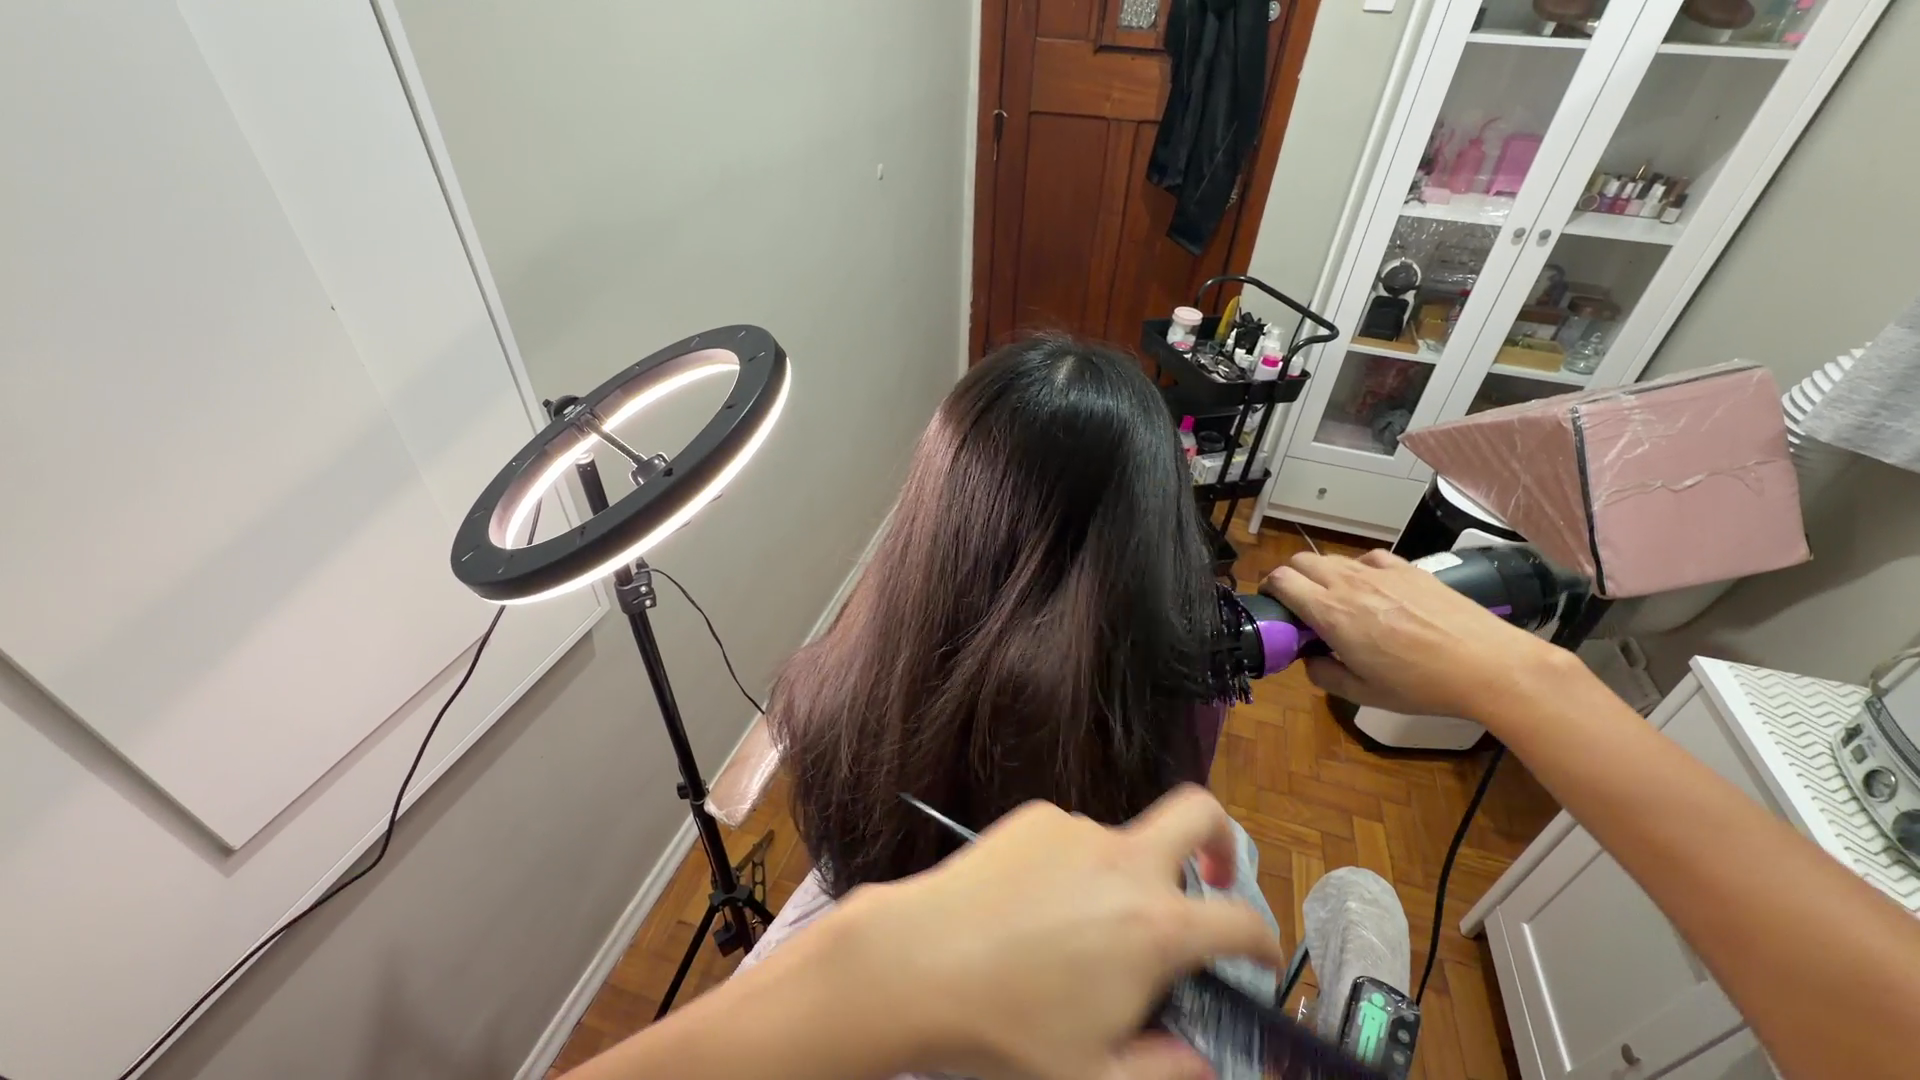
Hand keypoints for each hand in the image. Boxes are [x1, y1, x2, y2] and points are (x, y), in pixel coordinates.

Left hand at [812, 786, 1283, 1079]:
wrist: (916, 963)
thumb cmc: (1004, 1027)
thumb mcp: (1092, 1073)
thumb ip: (1164, 1069)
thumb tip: (1198, 1062)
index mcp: (1153, 927)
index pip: (1240, 921)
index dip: (1263, 941)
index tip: (1259, 954)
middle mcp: (1124, 863)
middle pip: (1200, 812)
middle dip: (1222, 838)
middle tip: (1212, 874)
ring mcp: (1077, 831)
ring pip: (1123, 840)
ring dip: (1123, 876)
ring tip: (1078, 932)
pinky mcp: (1034, 818)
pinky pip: (1072, 839)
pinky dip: (1073, 868)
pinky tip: (1036, 909)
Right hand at [1260, 548, 1578, 720]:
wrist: (1486, 664)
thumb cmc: (1421, 686)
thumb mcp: (1365, 694)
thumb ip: (1325, 675)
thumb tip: (1310, 660)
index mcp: (1330, 614)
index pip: (1281, 580)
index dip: (1270, 588)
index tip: (1273, 605)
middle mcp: (1349, 584)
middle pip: (1301, 561)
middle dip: (1291, 577)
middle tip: (1299, 603)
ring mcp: (1380, 572)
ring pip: (1334, 558)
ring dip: (1323, 574)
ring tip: (1337, 599)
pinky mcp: (1409, 569)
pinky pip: (1370, 558)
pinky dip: (1359, 569)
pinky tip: (1373, 588)